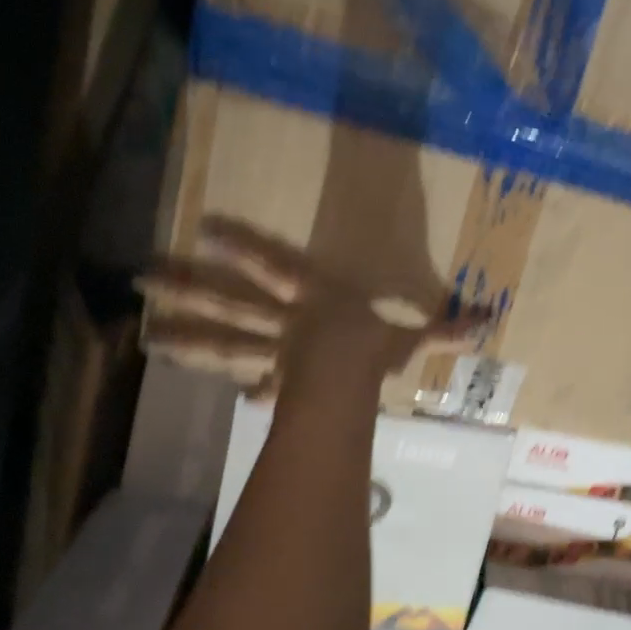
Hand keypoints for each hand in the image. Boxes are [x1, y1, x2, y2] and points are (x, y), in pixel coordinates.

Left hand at [138, 216, 485, 397]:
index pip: (273, 269)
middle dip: (188, 291)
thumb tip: (489, 319)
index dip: (242, 250)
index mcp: (313, 299)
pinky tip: (237, 399)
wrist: (349, 383)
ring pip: (225, 342)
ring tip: (149, 336)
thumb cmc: (375, 348)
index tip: (204, 230)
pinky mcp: (281, 383)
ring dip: (190, 339)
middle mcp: (285, 323)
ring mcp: (275, 355)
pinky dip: (252, 391)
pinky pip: (261, 384)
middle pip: (229, 304)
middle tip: (142, 280)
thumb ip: (445, 328)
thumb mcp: (414, 333)